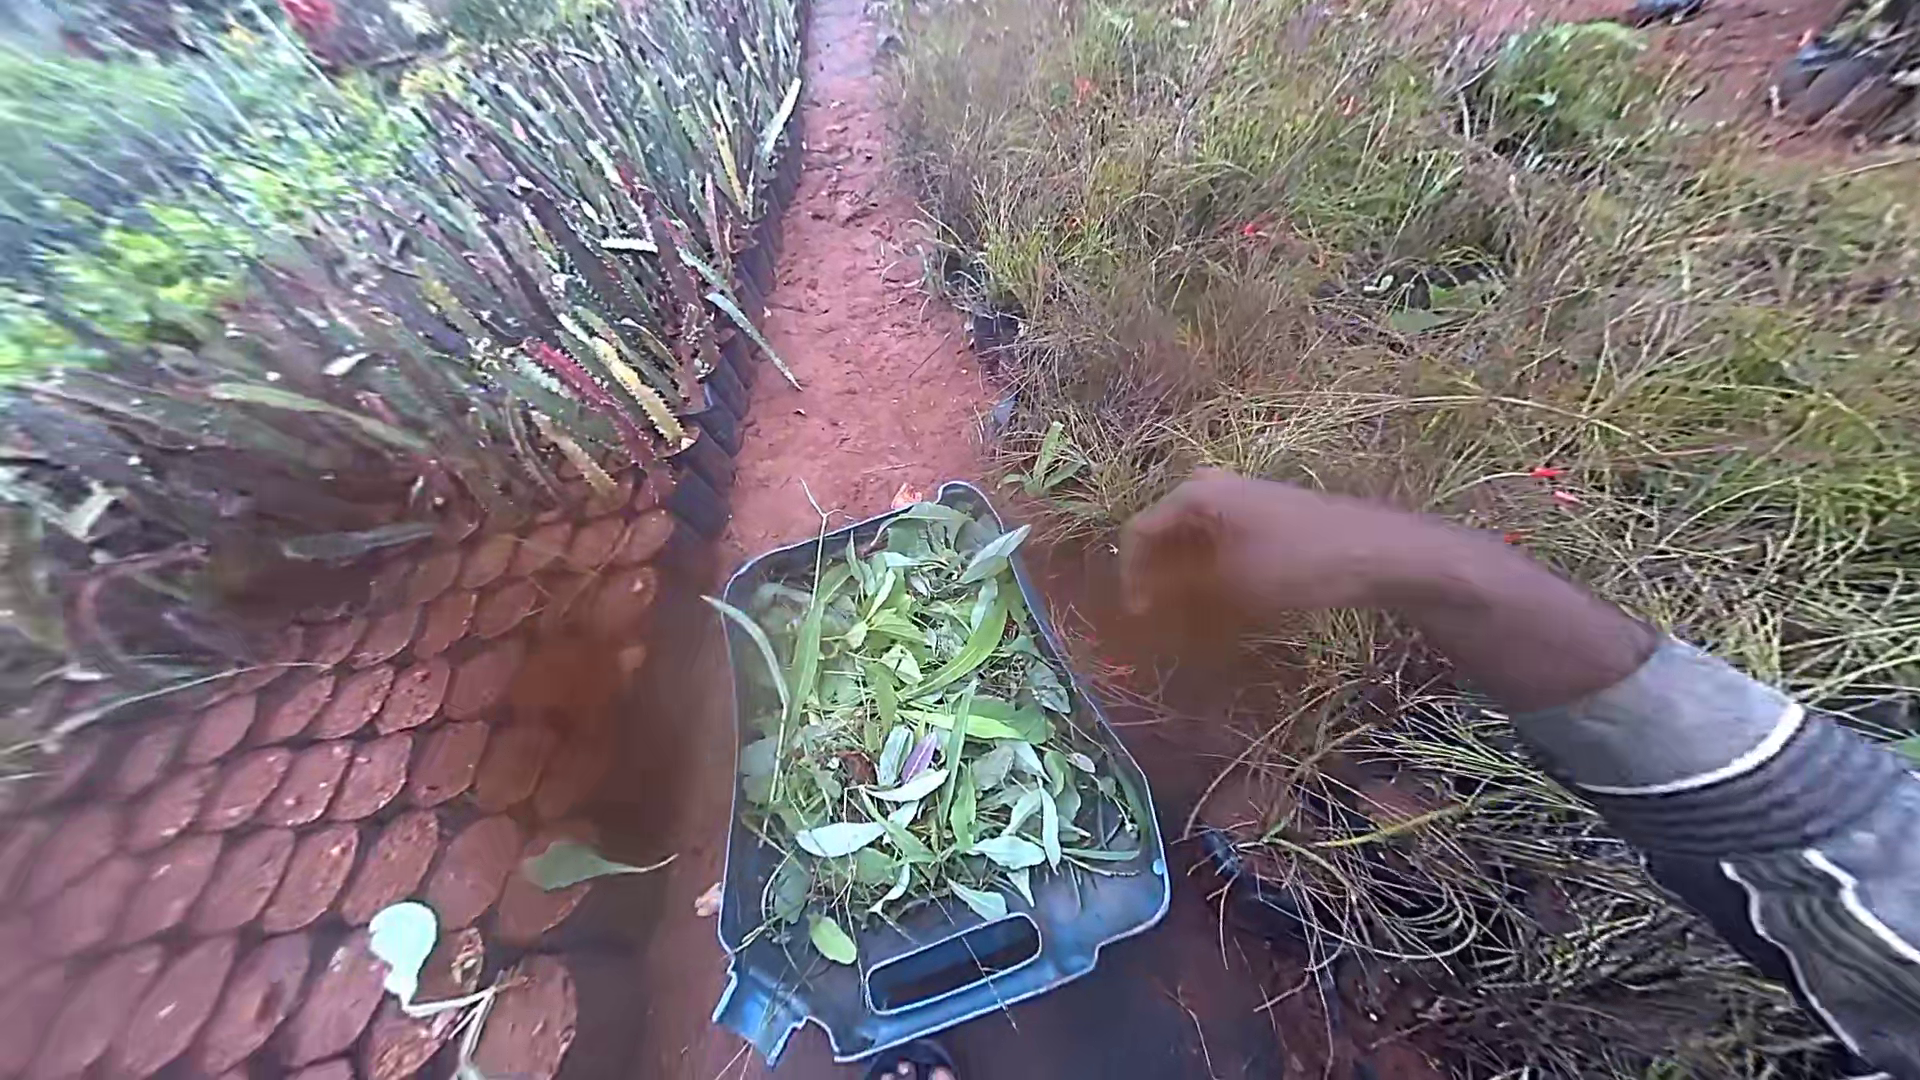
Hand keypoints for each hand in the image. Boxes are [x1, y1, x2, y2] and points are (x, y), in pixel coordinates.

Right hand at [1119, 469, 1456, 617]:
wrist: (1380, 550)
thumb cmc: (1297, 562)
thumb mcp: (1230, 584)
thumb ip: (1177, 590)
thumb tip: (1143, 602)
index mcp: (1194, 493)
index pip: (1140, 531)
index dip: (1130, 574)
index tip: (1134, 612)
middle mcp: (1210, 484)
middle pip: (1163, 530)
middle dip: (1154, 571)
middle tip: (1154, 608)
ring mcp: (1238, 494)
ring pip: (1189, 534)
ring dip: (1180, 569)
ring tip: (1182, 605)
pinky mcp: (1260, 509)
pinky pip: (1215, 535)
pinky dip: (1206, 563)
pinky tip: (1214, 591)